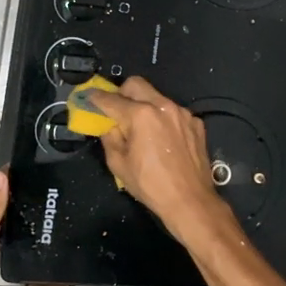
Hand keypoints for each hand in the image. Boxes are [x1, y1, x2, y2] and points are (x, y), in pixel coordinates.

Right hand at [80, 77, 232, 237]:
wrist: (190, 201)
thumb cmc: (150, 185)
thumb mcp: (118, 164)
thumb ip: (109, 137)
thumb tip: (108, 124)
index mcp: (141, 115)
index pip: (112, 100)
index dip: (96, 98)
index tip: (88, 97)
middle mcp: (163, 106)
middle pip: (136, 84)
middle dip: (122, 92)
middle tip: (116, 109)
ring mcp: (183, 113)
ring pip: (157, 97)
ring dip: (144, 105)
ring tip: (142, 128)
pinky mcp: (196, 123)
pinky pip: (174, 112)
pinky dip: (164, 119)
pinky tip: (164, 140)